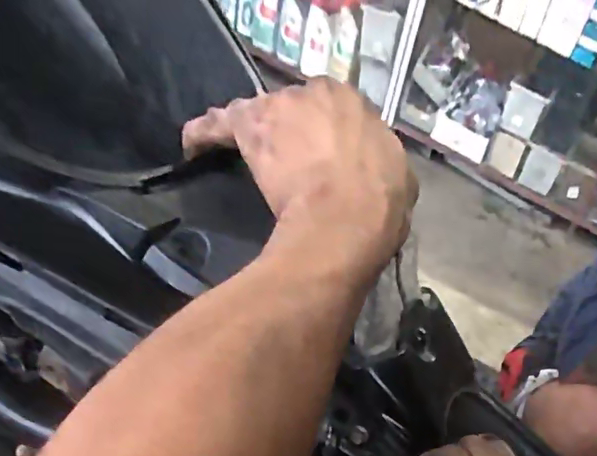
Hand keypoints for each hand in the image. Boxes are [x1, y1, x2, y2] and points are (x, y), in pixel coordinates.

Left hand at [182, 79, 416, 278]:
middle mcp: (316, 94)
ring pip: (262, 114)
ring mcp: (279, 107)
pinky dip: (206, 134)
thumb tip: (383, 178)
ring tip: (248, 156)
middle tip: (293, 164)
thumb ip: (386, 171)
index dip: (331, 139)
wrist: (347, 221)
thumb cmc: (380, 208)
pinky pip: (220, 124)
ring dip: (258, 133)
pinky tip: (194, 146)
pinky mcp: (249, 127)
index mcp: (356, 105)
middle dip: (295, 132)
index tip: (329, 162)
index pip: (338, 113)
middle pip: (298, 109)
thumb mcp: (402, 186)